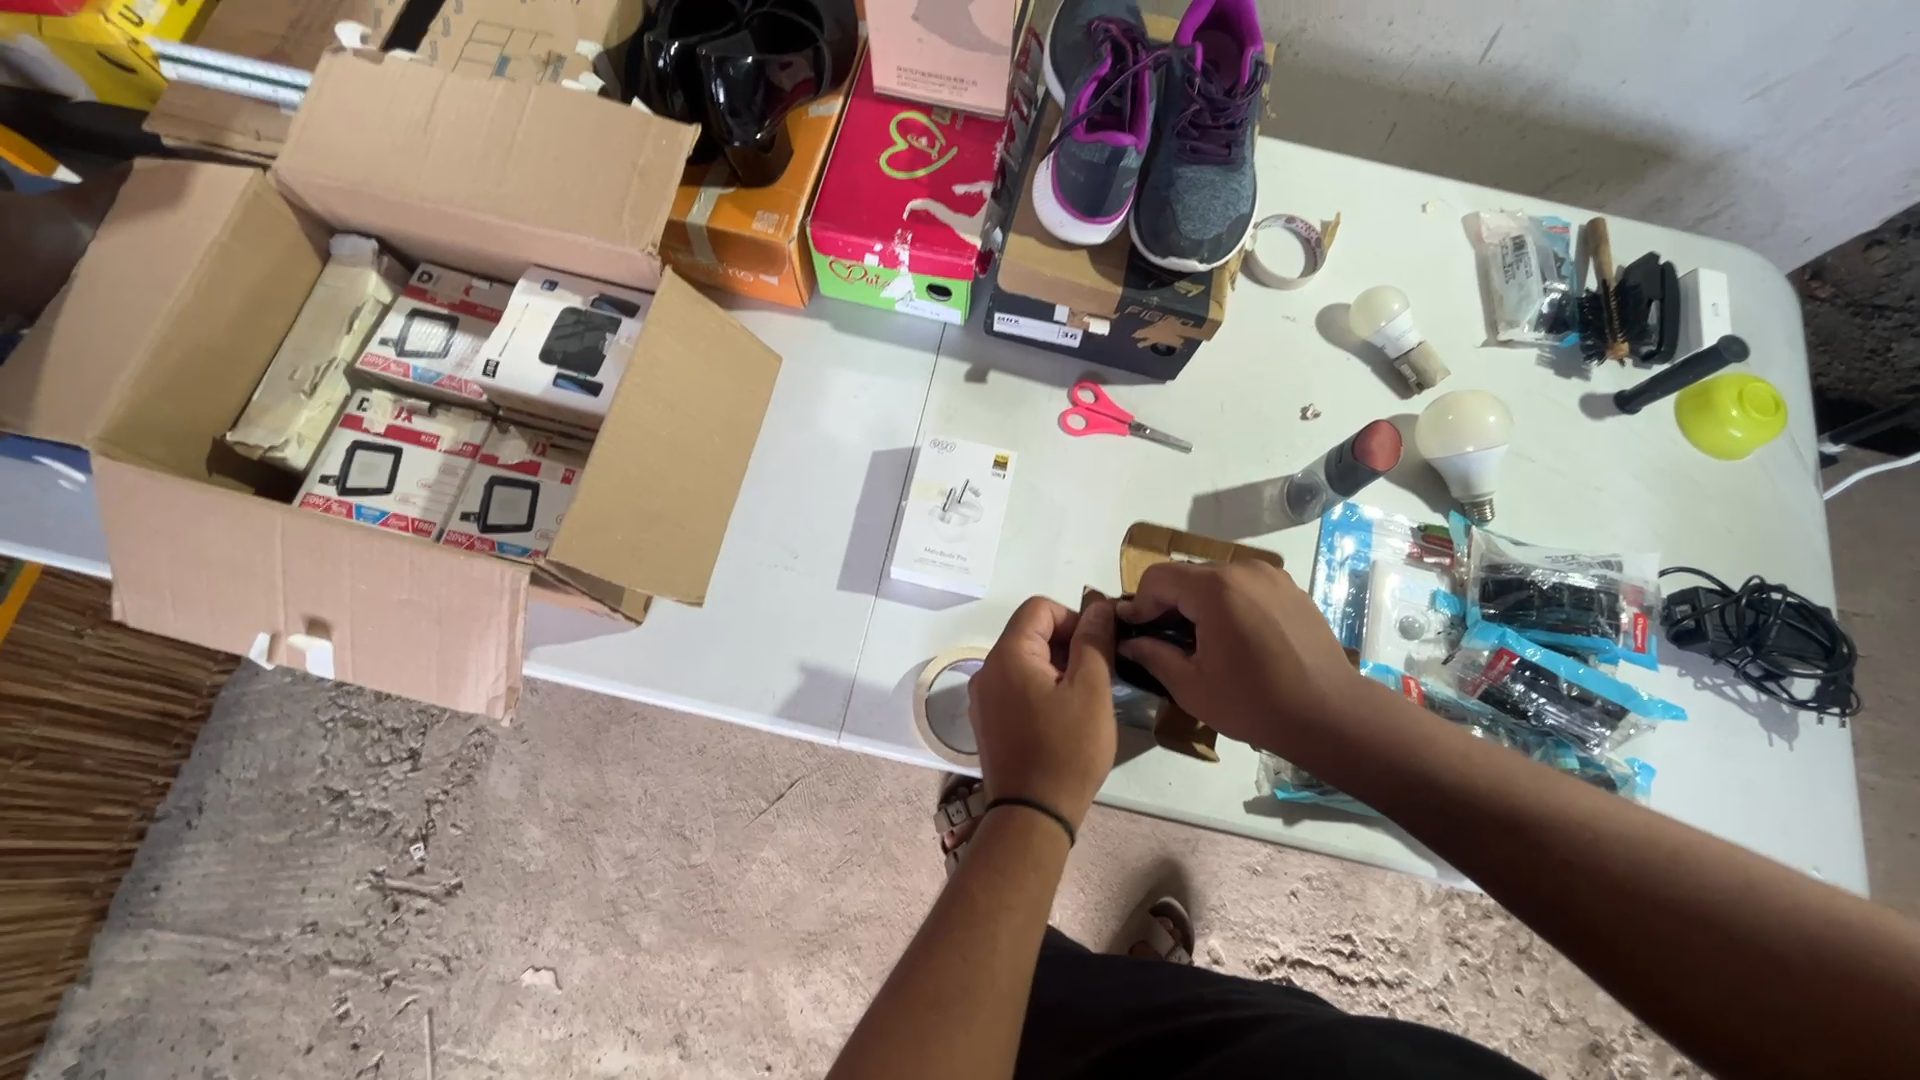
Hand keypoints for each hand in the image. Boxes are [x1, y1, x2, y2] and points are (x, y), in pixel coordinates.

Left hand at [966, 594, 1117, 828]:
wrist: (1033, 814)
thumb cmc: (1068, 750)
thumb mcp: (1092, 690)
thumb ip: (1093, 641)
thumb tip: (1098, 607)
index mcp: (1008, 655)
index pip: (1039, 608)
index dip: (1073, 618)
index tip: (1098, 646)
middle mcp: (987, 670)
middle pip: (1029, 633)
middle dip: (1067, 644)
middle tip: (1098, 675)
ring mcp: (983, 698)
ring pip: (1024, 662)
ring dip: (1056, 668)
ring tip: (1085, 699)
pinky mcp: (988, 722)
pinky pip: (1016, 688)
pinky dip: (1041, 689)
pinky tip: (1064, 717)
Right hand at [1115, 561, 1363, 755]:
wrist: (1330, 715)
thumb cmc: (1254, 703)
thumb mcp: (1191, 686)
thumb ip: (1154, 656)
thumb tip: (1131, 643)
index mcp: (1215, 588)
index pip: (1158, 578)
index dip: (1139, 603)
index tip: (1134, 631)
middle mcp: (1244, 570)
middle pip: (1188, 575)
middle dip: (1168, 603)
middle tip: (1161, 639)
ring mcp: (1273, 578)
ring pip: (1218, 580)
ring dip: (1199, 603)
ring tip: (1199, 641)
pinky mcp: (1293, 592)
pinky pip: (1247, 588)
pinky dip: (1230, 604)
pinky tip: (1234, 640)